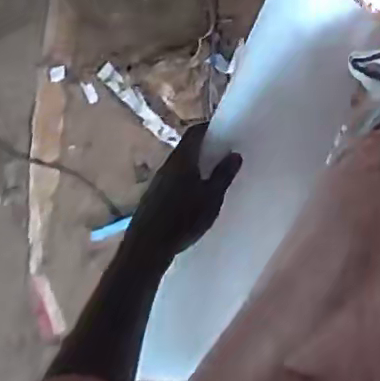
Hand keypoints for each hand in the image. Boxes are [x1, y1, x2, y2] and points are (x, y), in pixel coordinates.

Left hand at [130, 123, 240, 258]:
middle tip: (223, 155)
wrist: (144, 252)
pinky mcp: (151, 200)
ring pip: (179, 166)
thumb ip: (223, 175)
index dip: (210, 128)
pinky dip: (185, 182)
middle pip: (187, 148)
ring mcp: (157, 184)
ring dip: (194, 167)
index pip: (195, 132)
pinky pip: (172, 182)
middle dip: (205, 149)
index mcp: (183, 159)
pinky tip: (193, 198)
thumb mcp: (211, 198)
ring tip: (211, 177)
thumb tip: (235, 154)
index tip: (226, 132)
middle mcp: (167, 166)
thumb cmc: (182, 220)